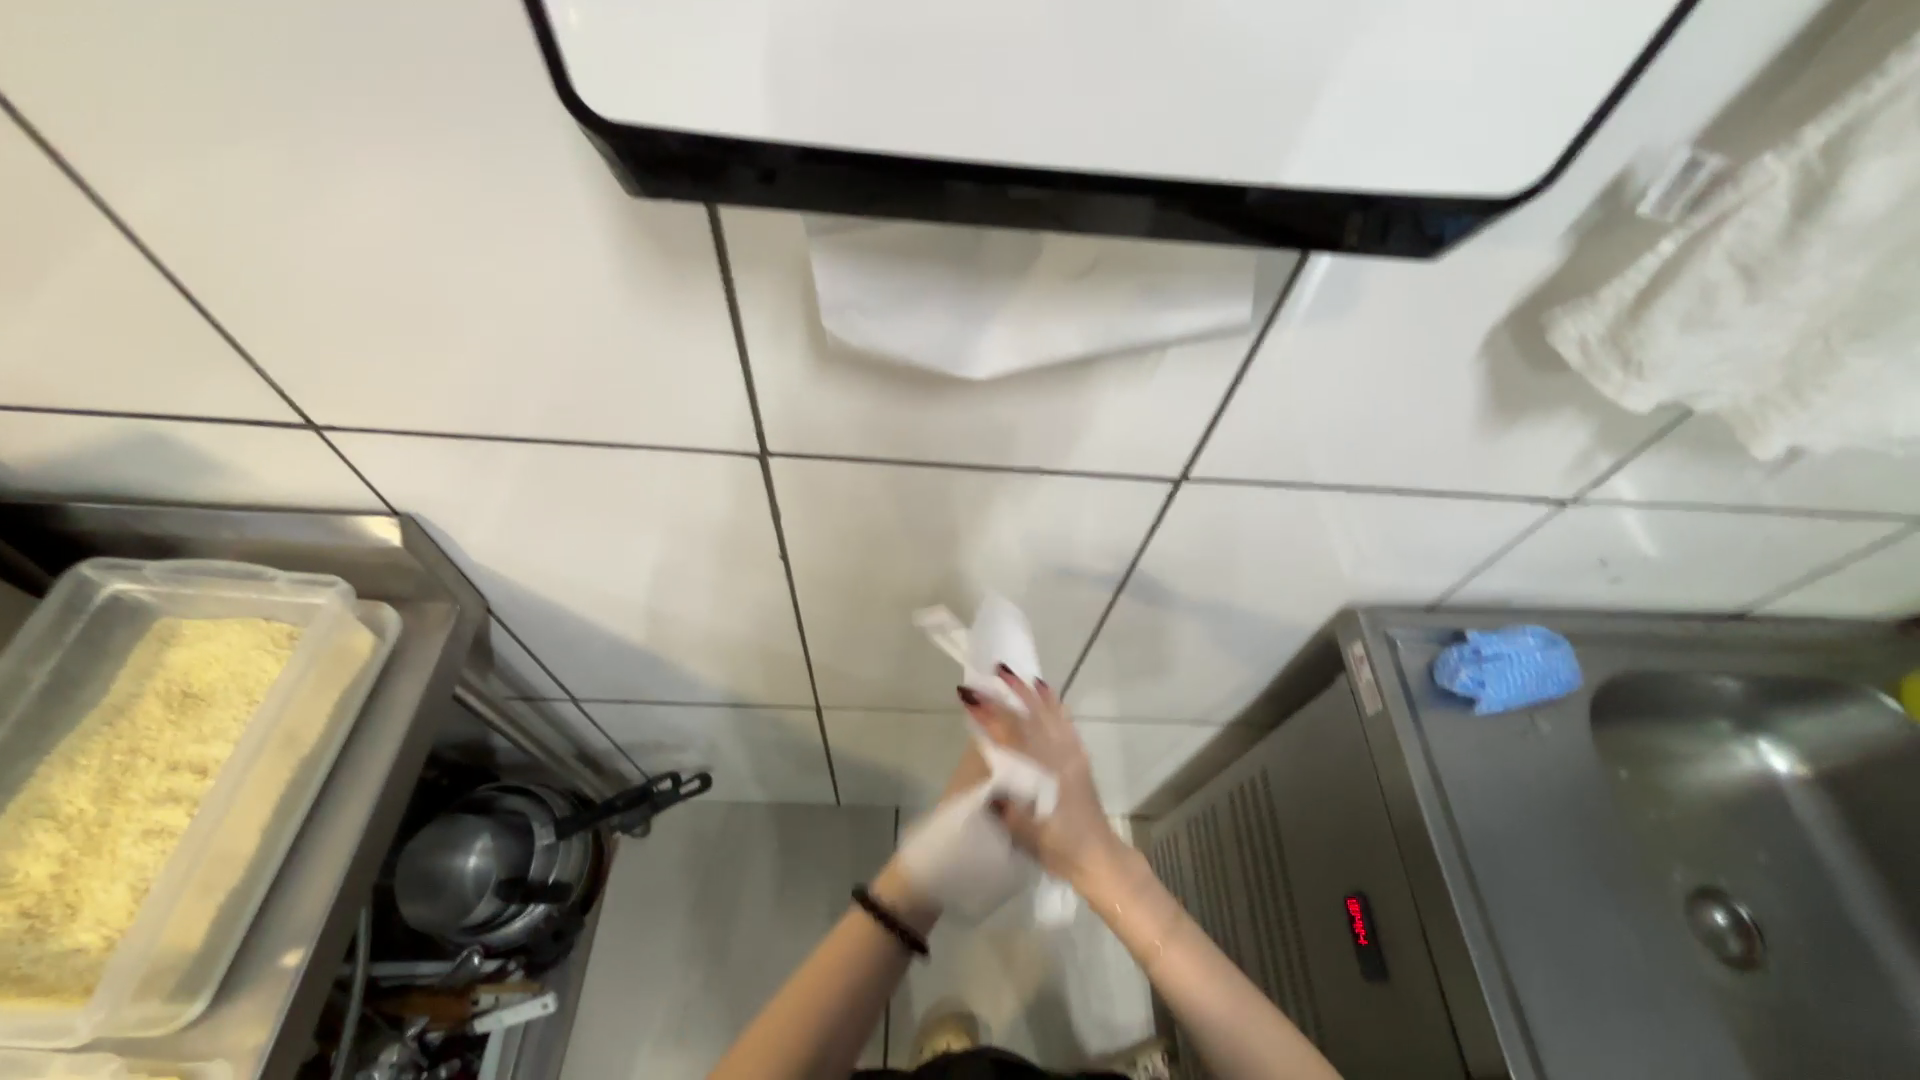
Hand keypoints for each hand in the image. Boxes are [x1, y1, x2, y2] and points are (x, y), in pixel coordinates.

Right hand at [960, 668, 1127, 887]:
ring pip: (1050, 715)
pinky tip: (1048, 694)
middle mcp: (1058, 757)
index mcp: (1041, 773)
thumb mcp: (1023, 831)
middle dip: (1010, 693)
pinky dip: (1055, 705)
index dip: (988, 714)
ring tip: (1016, 676)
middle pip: (1031, 716)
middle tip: (991, 674)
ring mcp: (1072, 755)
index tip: (968, 697)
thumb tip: (988, 781)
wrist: (1097, 857)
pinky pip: (1066, 724)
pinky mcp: (1080, 758)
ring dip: (1032, 694)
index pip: (1009, 735)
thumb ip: (1005, 805)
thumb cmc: (1057, 847)